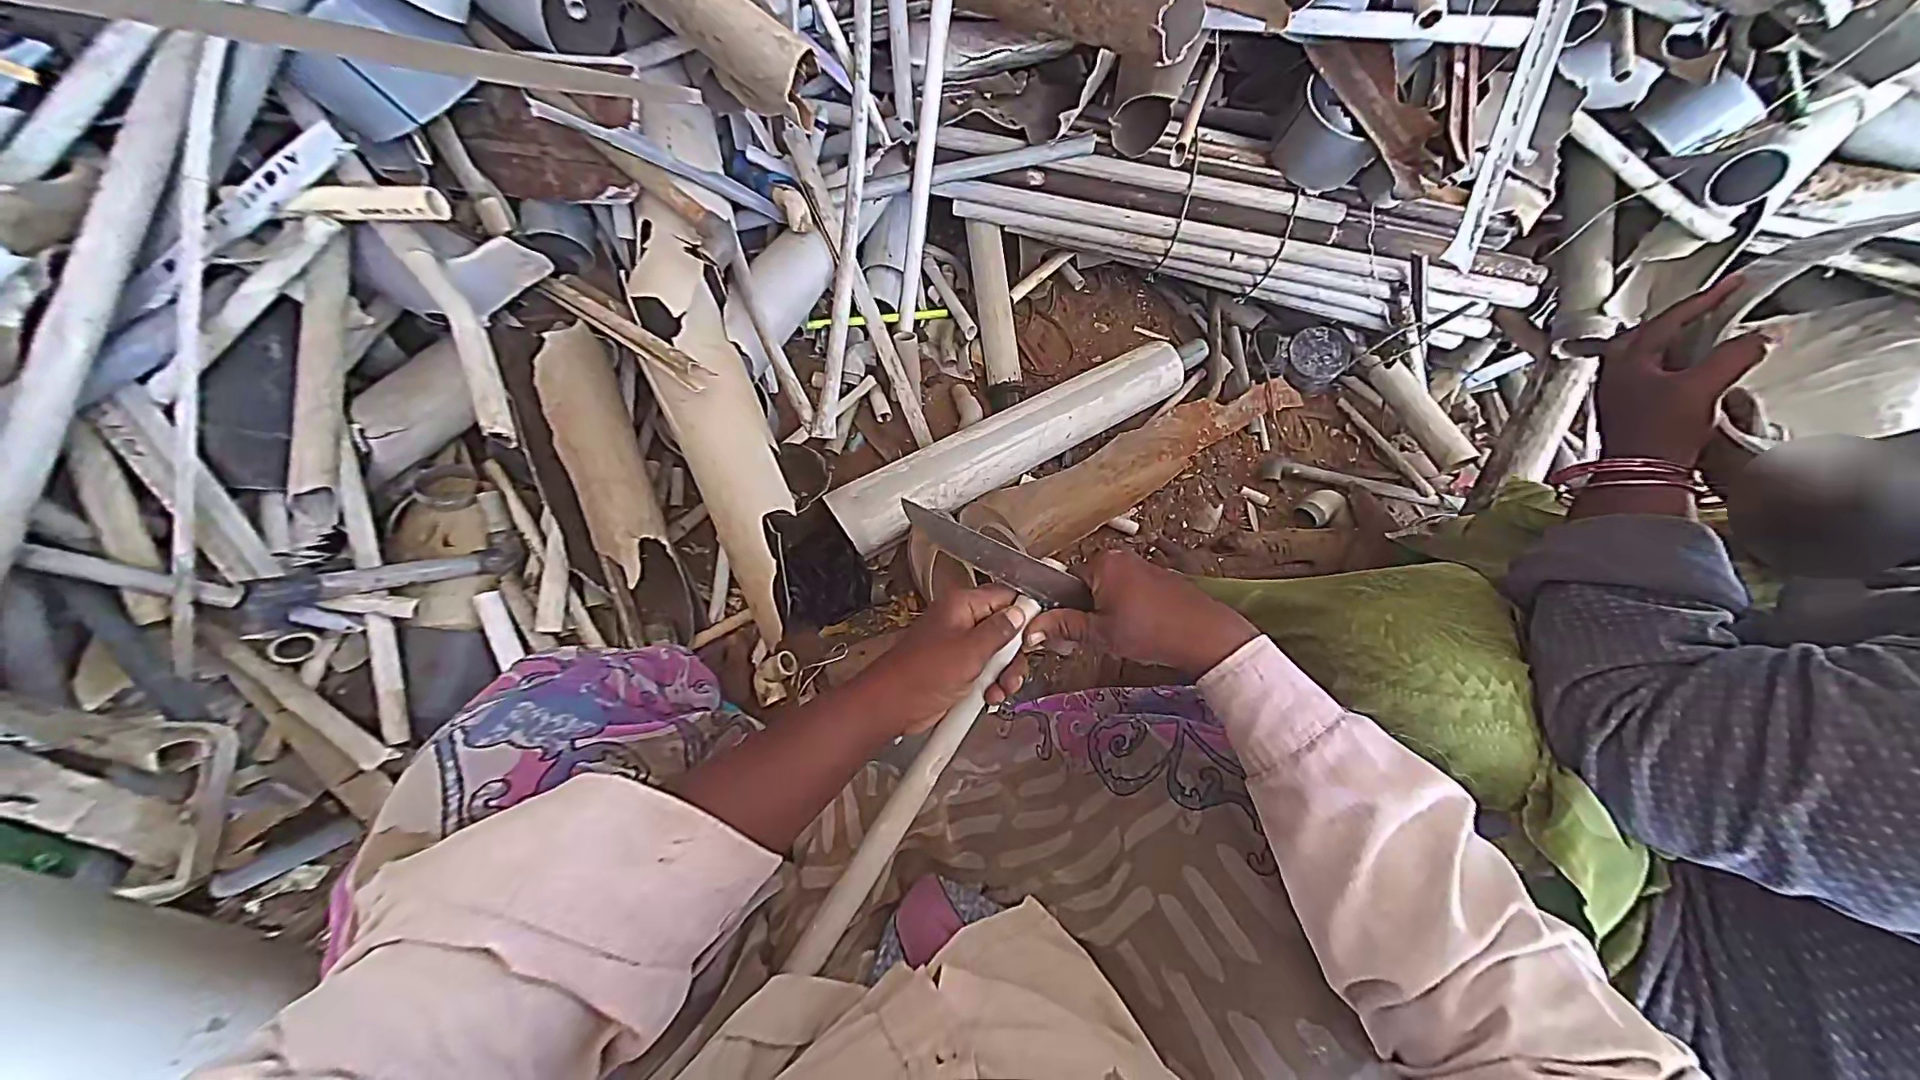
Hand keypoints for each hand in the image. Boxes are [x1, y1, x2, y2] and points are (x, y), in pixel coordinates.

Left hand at [845, 585, 1031, 734]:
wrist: (893, 706)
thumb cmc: (922, 674)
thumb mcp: (970, 650)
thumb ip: (1000, 630)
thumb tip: (1022, 613)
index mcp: (961, 605)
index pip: (1004, 596)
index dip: (1024, 612)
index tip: (1036, 632)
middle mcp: (961, 621)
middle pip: (1005, 628)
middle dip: (1014, 653)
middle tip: (1012, 669)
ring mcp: (960, 646)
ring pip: (998, 654)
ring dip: (1005, 673)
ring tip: (1000, 688)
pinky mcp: (958, 669)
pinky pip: (986, 671)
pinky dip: (992, 684)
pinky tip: (990, 696)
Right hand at [1026, 551, 1256, 677]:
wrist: (1205, 635)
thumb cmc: (1152, 631)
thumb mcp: (1099, 633)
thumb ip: (1063, 627)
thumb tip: (1031, 629)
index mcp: (1101, 562)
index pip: (1065, 582)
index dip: (1063, 609)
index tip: (1065, 631)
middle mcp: (1120, 557)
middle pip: (1085, 586)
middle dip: (1084, 612)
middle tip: (1093, 637)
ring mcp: (1140, 566)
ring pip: (1106, 591)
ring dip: (1104, 613)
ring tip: (1117, 636)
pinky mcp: (1156, 579)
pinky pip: (1127, 592)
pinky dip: (1125, 610)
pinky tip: (1135, 630)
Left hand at [1575, 275, 1769, 466]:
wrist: (1639, 469)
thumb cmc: (1656, 432)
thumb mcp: (1701, 386)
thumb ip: (1734, 355)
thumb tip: (1761, 336)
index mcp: (1626, 360)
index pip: (1667, 319)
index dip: (1704, 299)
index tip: (1733, 283)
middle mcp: (1613, 372)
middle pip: (1649, 332)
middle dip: (1684, 316)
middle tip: (1716, 303)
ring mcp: (1616, 389)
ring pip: (1649, 352)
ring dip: (1680, 339)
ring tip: (1708, 329)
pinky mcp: (1627, 405)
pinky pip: (1653, 371)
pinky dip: (1676, 360)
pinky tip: (1691, 366)